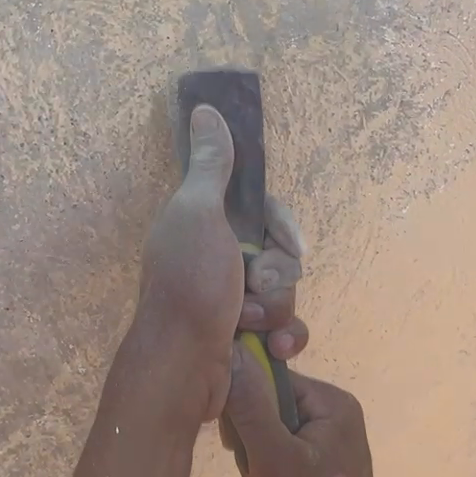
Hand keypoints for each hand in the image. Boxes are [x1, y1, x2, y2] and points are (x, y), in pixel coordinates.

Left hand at [134, 104, 308, 420]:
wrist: (182, 368)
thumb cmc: (190, 283)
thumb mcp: (199, 213)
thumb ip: (210, 164)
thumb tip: (205, 108)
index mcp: (208, 222)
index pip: (264, 211)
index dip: (283, 225)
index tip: (293, 243)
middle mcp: (220, 255)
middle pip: (280, 253)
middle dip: (278, 274)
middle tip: (255, 288)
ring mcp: (232, 296)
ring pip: (285, 291)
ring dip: (274, 309)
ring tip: (249, 323)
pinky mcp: (244, 333)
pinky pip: (285, 327)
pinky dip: (282, 338)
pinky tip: (272, 349)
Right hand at [225, 353, 374, 476]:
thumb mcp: (270, 459)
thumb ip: (249, 402)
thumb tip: (230, 345)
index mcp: (335, 404)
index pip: (272, 375)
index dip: (246, 398)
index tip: (234, 432)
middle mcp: (336, 416)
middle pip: (270, 398)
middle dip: (250, 427)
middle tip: (247, 462)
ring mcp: (330, 444)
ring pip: (270, 424)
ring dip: (253, 449)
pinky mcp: (319, 469)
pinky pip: (280, 447)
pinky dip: (263, 464)